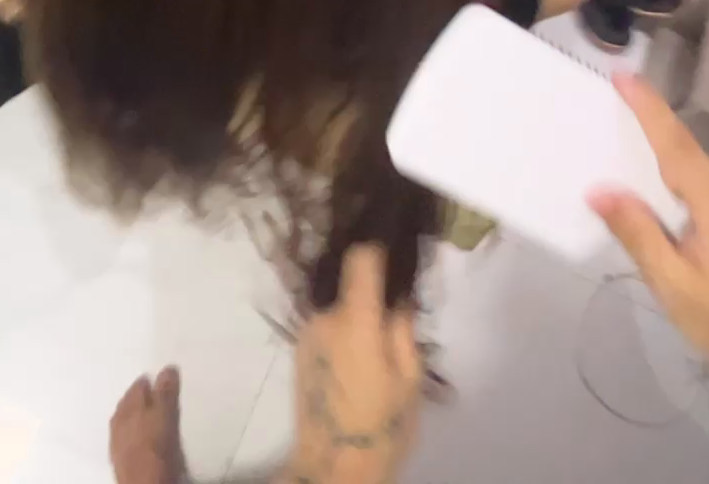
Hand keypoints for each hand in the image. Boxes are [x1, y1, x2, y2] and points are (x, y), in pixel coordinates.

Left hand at [282, 245, 423, 483]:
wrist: (331, 468)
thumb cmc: (379, 425)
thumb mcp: (409, 378)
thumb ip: (403, 328)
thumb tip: (398, 297)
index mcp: (356, 320)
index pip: (360, 258)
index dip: (378, 247)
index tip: (395, 251)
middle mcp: (325, 316)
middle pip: (351, 283)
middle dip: (374, 293)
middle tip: (395, 319)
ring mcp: (307, 332)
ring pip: (339, 305)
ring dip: (357, 313)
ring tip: (376, 349)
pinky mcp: (299, 349)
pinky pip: (327, 323)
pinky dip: (343, 329)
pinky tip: (356, 360)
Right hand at [588, 75, 708, 405]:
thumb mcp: (674, 288)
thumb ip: (638, 233)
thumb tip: (599, 190)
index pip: (678, 146)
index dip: (649, 109)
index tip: (624, 77)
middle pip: (686, 160)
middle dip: (653, 170)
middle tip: (627, 200)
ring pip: (702, 175)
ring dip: (677, 190)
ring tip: (668, 236)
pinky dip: (697, 197)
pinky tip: (693, 235)